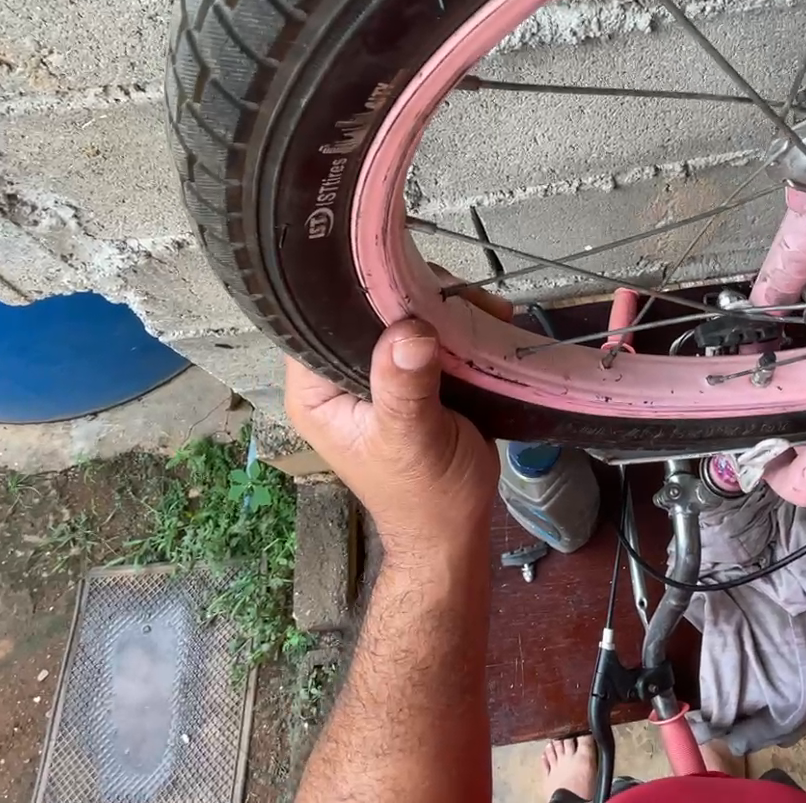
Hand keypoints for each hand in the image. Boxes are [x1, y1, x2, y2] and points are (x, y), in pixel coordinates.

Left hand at [282, 318, 496, 561]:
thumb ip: (405, 388)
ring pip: (403, 315)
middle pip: (368, 309)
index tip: (403, 279)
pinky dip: (457, 322)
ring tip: (481, 308)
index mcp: (318, 391)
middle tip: (456, 296)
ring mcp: (377, 372)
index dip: (357, 294)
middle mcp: (340, 375)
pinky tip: (487, 317)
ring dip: (442, 306)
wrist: (457, 526)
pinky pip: (429, 331)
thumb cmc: (427, 495)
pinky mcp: (411, 373)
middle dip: (412, 295)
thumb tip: (410, 332)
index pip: (320, 320)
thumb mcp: (412, 442)